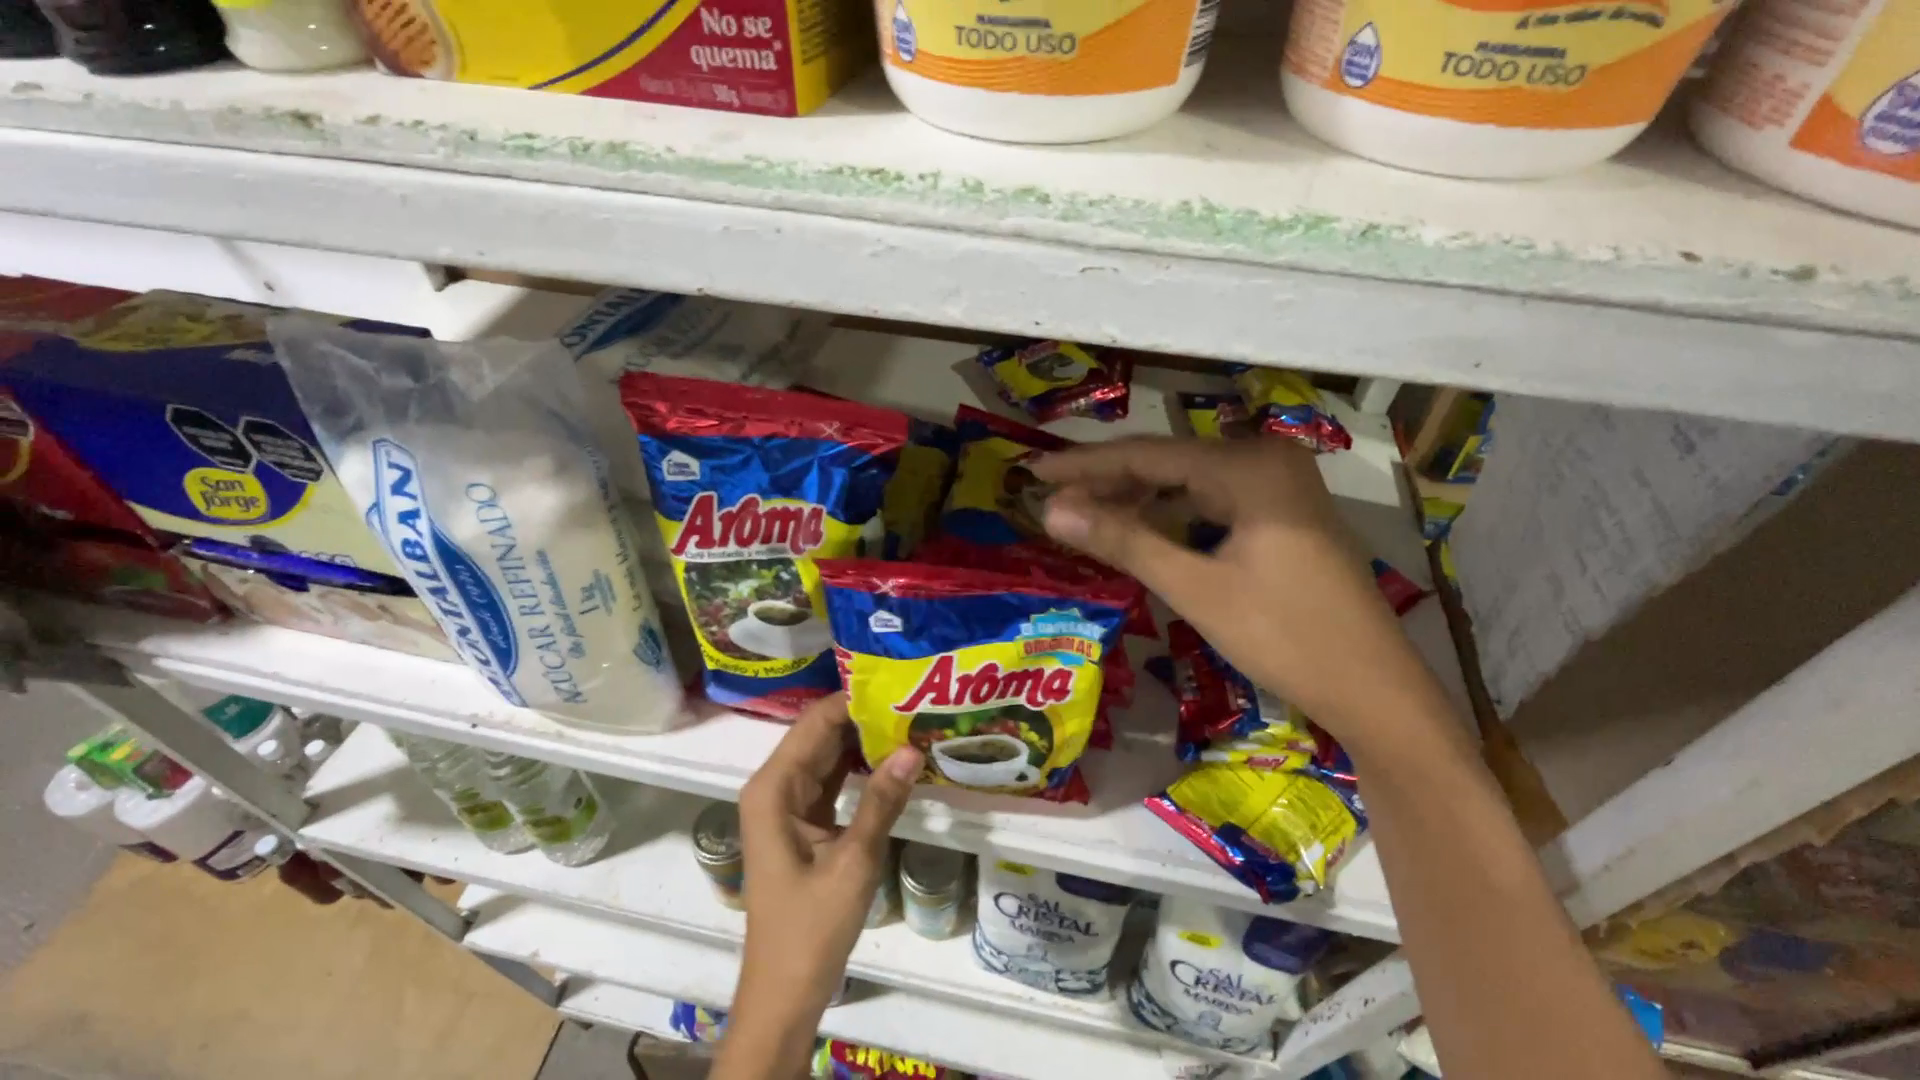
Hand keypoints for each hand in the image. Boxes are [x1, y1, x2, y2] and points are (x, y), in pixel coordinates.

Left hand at [735, 693, 923, 1017]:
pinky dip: (860, 770)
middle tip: (916, 699)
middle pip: (821, 735)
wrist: (785, 987)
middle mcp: (775, 787)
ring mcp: (786, 805)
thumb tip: (913, 748)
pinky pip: (831, 782)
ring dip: (865, 742)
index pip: (815, 723)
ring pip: (828, 757)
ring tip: (914, 720)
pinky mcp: (802, 823)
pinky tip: (896, 760)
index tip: (900, 684)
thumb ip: (882, 801)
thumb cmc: (811, 926)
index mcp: (774, 788)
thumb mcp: (853, 861)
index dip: (854, 700)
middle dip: (864, 718)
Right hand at [1031, 437, 1446, 750]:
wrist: (1372, 689)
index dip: (1084, 465)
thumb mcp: (1196, 587)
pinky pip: (1213, 504)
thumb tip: (1050, 509)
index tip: (1033, 471)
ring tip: (1084, 518)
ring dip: (1139, 501)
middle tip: (1051, 501)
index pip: (1147, 455)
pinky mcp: (1285, 516)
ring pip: (1190, 485)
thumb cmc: (1284, 636)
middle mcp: (1267, 461)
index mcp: (1250, 465)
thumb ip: (1123, 541)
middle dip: (1109, 484)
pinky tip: (1141, 533)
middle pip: (1169, 464)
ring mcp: (1281, 488)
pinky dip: (1174, 518)